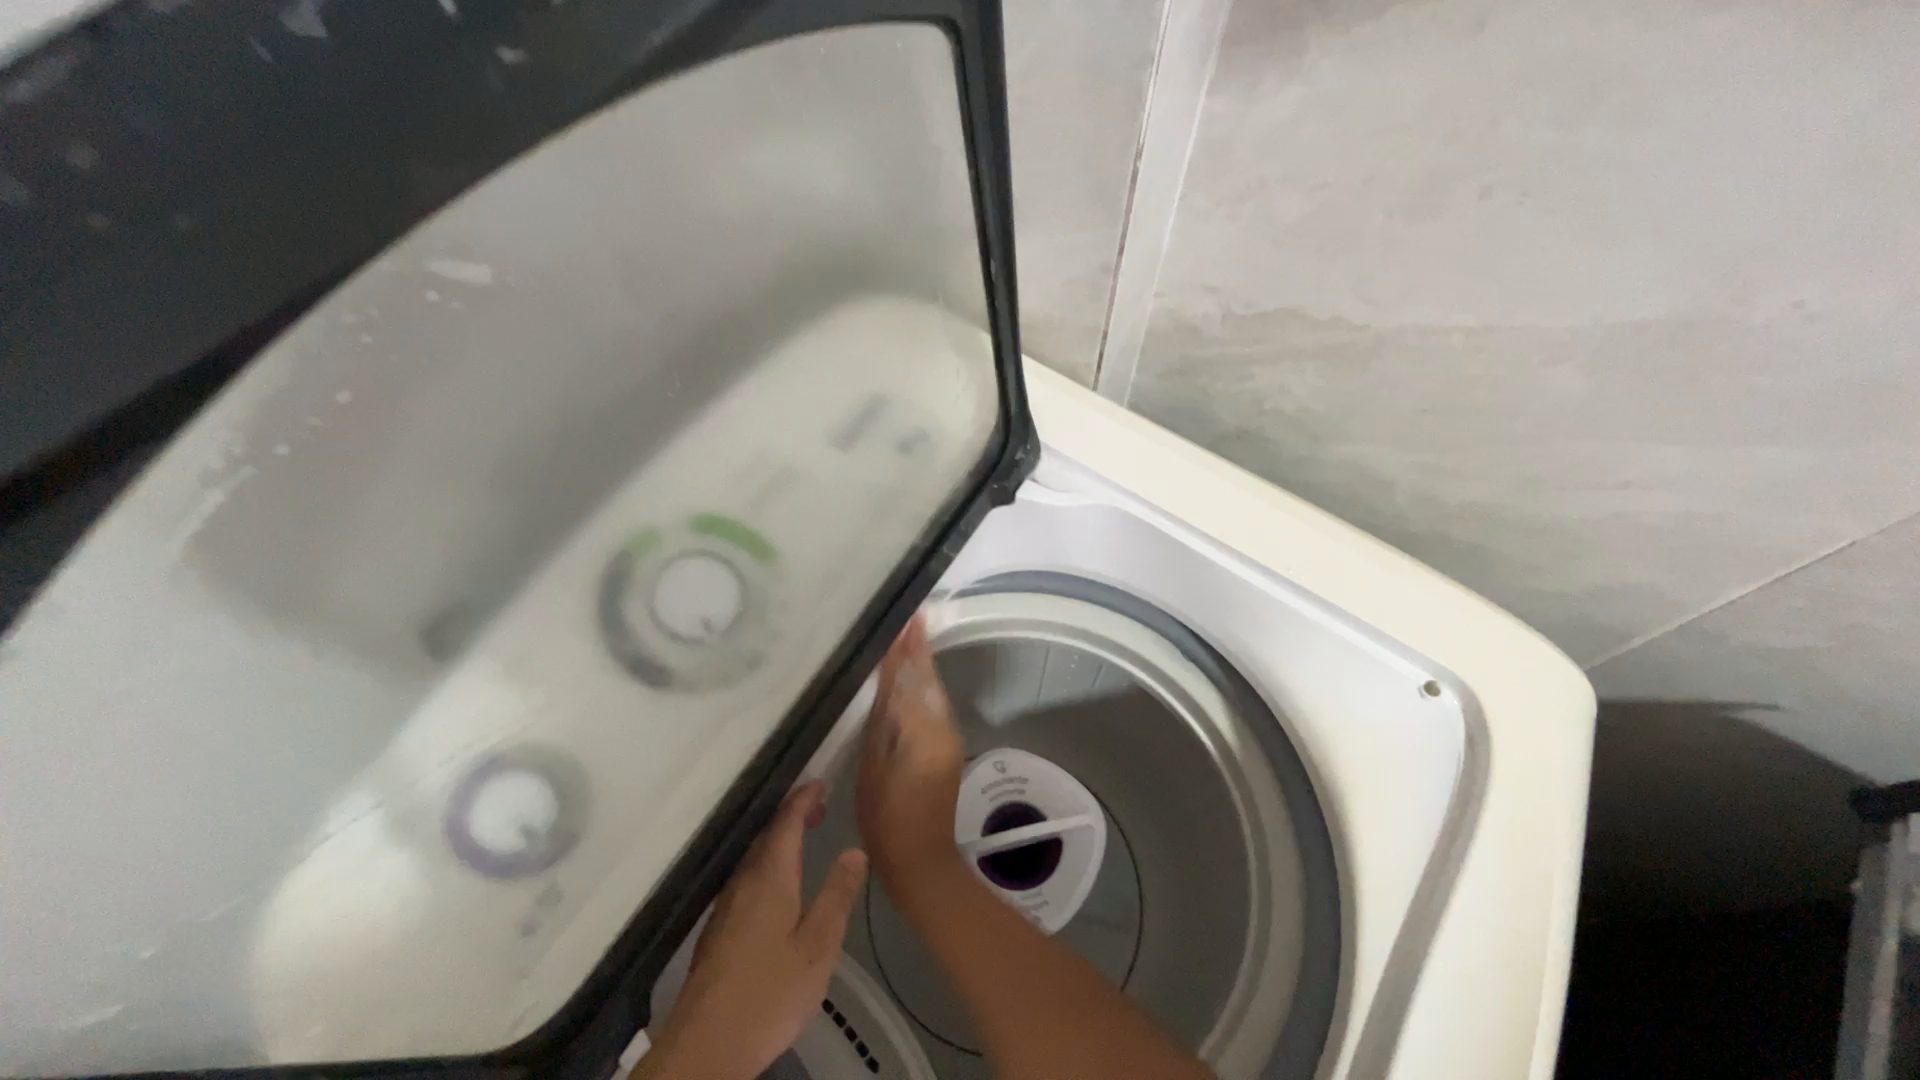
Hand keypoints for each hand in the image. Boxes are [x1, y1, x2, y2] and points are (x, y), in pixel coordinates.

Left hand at [639, 784, 866, 1079]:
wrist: (707, 1045)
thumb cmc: (770, 993)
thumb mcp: (818, 946)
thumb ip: (837, 896)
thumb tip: (854, 851)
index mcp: (769, 879)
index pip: (785, 823)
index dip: (803, 799)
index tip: (821, 782)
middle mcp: (742, 884)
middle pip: (766, 837)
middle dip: (792, 816)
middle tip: (820, 809)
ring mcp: (725, 908)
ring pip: (754, 859)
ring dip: (778, 841)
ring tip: (804, 841)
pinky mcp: (718, 931)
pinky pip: (746, 879)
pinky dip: (767, 866)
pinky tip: (779, 886)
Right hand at [857, 614, 966, 890]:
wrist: (921, 860)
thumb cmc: (886, 818)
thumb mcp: (873, 766)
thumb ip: (882, 719)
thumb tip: (886, 679)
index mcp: (923, 730)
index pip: (914, 678)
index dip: (910, 648)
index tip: (908, 618)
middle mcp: (942, 727)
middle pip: (928, 681)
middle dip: (919, 650)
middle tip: (909, 618)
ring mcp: (948, 738)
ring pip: (932, 693)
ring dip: (921, 667)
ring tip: (908, 638)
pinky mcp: (947, 749)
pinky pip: (933, 707)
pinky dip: (922, 688)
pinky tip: (908, 679)